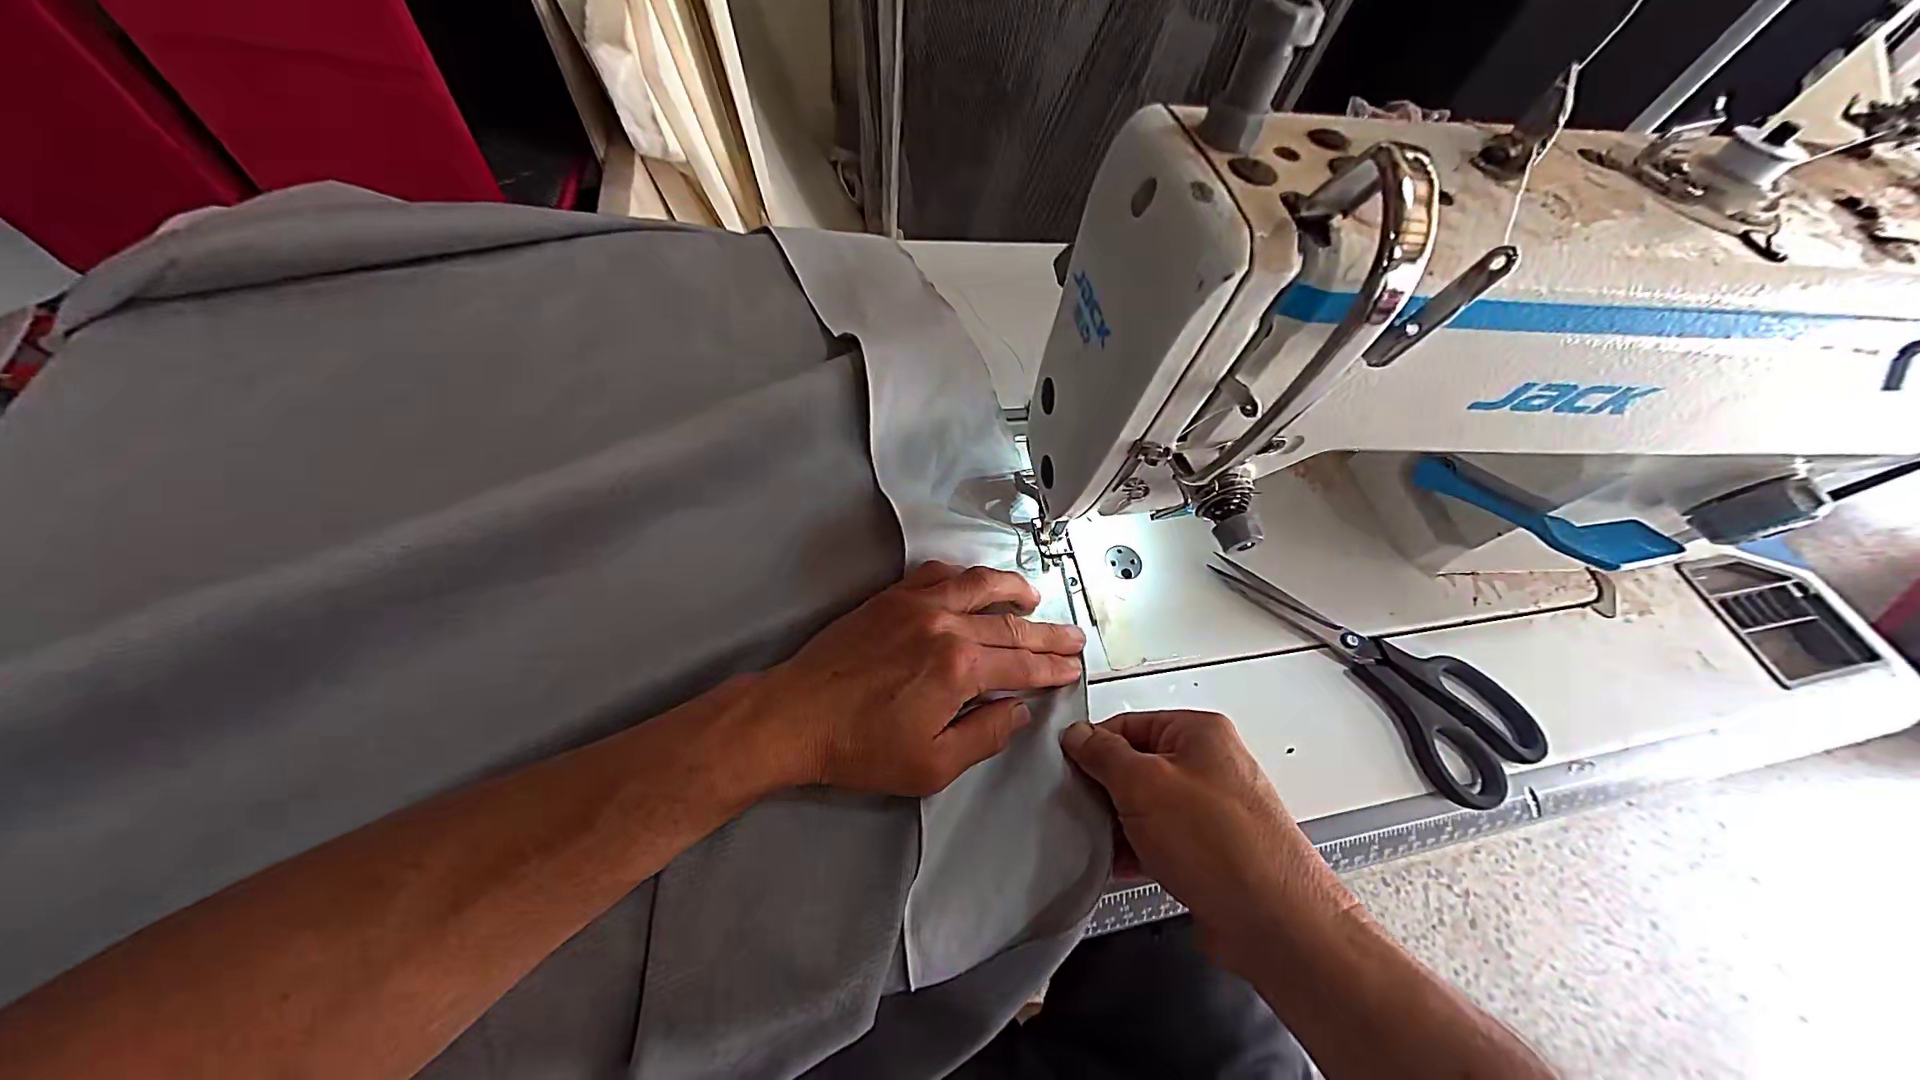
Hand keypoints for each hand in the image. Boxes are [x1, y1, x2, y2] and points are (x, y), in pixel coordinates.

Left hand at [753, 561, 1084, 796]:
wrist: (795, 716)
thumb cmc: (856, 744)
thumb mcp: (933, 764)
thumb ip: (985, 735)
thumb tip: (1015, 713)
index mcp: (958, 668)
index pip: (1022, 665)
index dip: (1052, 667)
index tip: (1068, 667)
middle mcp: (942, 627)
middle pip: (1011, 624)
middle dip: (1048, 633)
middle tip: (1069, 637)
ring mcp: (915, 606)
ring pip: (979, 585)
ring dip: (1013, 588)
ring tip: (1033, 593)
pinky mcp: (890, 599)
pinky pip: (937, 574)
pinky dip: (963, 573)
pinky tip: (972, 580)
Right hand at [1061, 711, 1356, 966]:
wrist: (1273, 924)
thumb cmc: (1224, 846)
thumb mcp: (1142, 784)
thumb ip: (1102, 754)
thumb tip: (1080, 736)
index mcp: (1200, 732)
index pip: (1129, 723)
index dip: (1095, 743)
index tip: (1070, 764)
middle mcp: (1210, 764)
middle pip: (1137, 764)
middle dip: (1107, 788)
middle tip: (1085, 804)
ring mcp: (1213, 808)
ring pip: (1147, 804)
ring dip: (1121, 822)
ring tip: (1103, 838)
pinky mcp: (1211, 848)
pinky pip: (1163, 837)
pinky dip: (1139, 847)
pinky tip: (1122, 863)